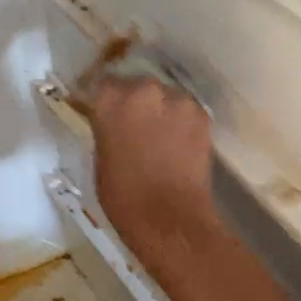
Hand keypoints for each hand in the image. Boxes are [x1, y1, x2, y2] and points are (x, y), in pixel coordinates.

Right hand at [91, 76, 217, 252]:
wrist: (168, 215)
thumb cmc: (121, 194)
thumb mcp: (100, 157)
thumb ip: (105, 130)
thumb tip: (110, 123)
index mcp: (111, 101)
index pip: (101, 84)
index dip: (100, 98)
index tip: (98, 109)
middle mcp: (145, 91)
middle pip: (135, 86)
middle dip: (131, 101)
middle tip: (127, 124)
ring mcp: (178, 101)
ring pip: (162, 96)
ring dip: (157, 110)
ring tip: (154, 135)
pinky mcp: (202, 115)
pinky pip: (183, 110)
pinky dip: (177, 121)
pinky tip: (173, 143)